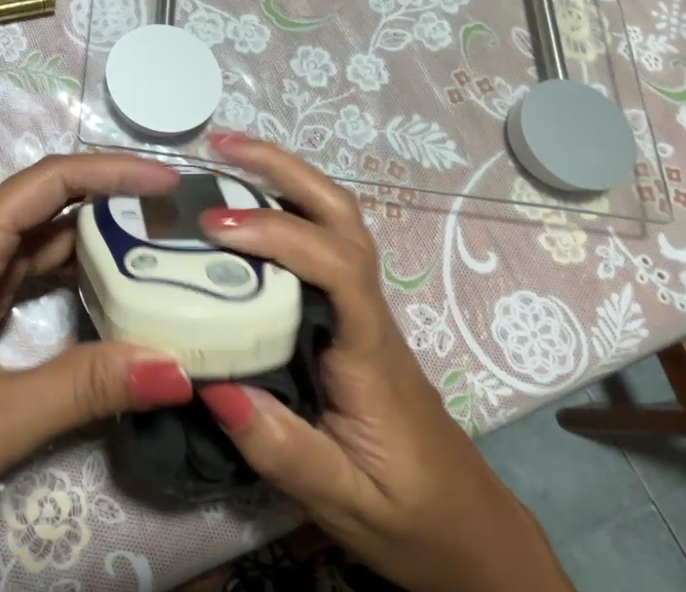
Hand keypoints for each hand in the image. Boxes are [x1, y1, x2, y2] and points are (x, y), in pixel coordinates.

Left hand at [0, 154, 197, 591]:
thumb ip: (83, 387)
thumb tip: (177, 367)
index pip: (44, 185)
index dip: (108, 171)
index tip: (167, 183)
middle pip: (48, 203)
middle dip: (113, 198)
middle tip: (181, 214)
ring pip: (45, 240)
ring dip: (101, 236)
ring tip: (166, 243)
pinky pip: (36, 276)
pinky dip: (81, 274)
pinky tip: (122, 287)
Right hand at [193, 132, 571, 591]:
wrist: (473, 539)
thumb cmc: (416, 522)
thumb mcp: (346, 504)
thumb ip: (284, 451)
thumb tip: (212, 382)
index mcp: (370, 356)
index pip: (339, 269)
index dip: (280, 234)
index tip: (216, 227)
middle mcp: (369, 321)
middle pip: (344, 221)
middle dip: (286, 171)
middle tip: (220, 146)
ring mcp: (362, 320)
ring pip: (336, 229)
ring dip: (284, 183)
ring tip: (223, 163)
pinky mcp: (348, 330)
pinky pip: (318, 257)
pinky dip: (279, 220)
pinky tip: (239, 224)